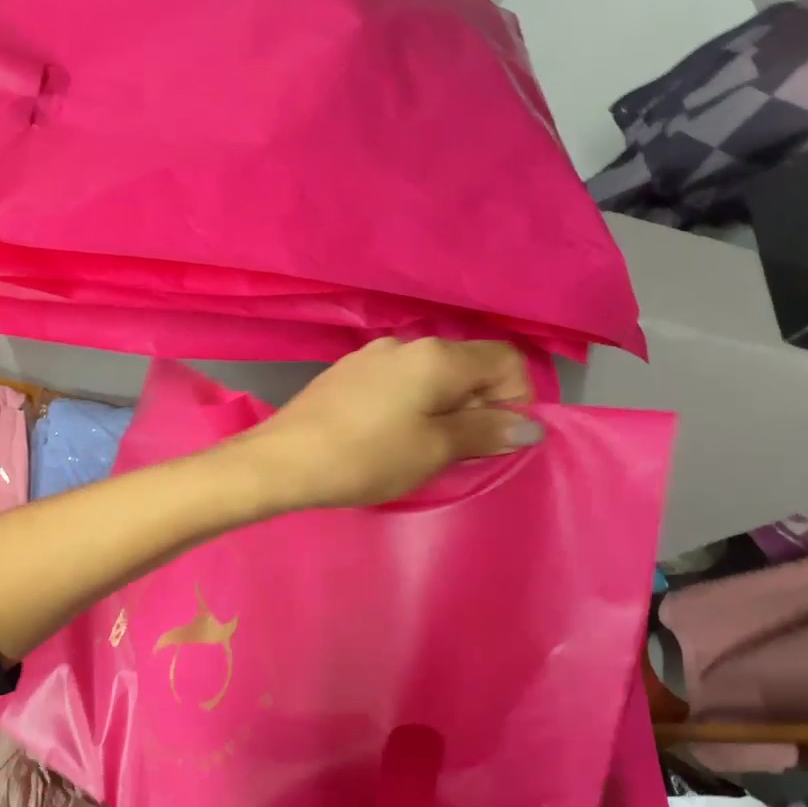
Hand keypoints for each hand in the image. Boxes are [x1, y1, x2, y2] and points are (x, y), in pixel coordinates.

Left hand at [224, 337, 540, 511]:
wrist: (278, 461)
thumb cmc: (364, 457)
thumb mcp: (433, 450)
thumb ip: (484, 432)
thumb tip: (528, 425)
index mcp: (436, 356)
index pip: (504, 359)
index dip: (515, 399)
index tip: (495, 439)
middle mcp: (403, 345)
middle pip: (465, 365)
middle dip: (476, 406)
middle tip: (458, 452)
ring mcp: (367, 358)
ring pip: (427, 377)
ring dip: (439, 409)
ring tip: (419, 450)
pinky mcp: (341, 376)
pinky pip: (393, 385)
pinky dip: (405, 408)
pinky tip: (384, 440)